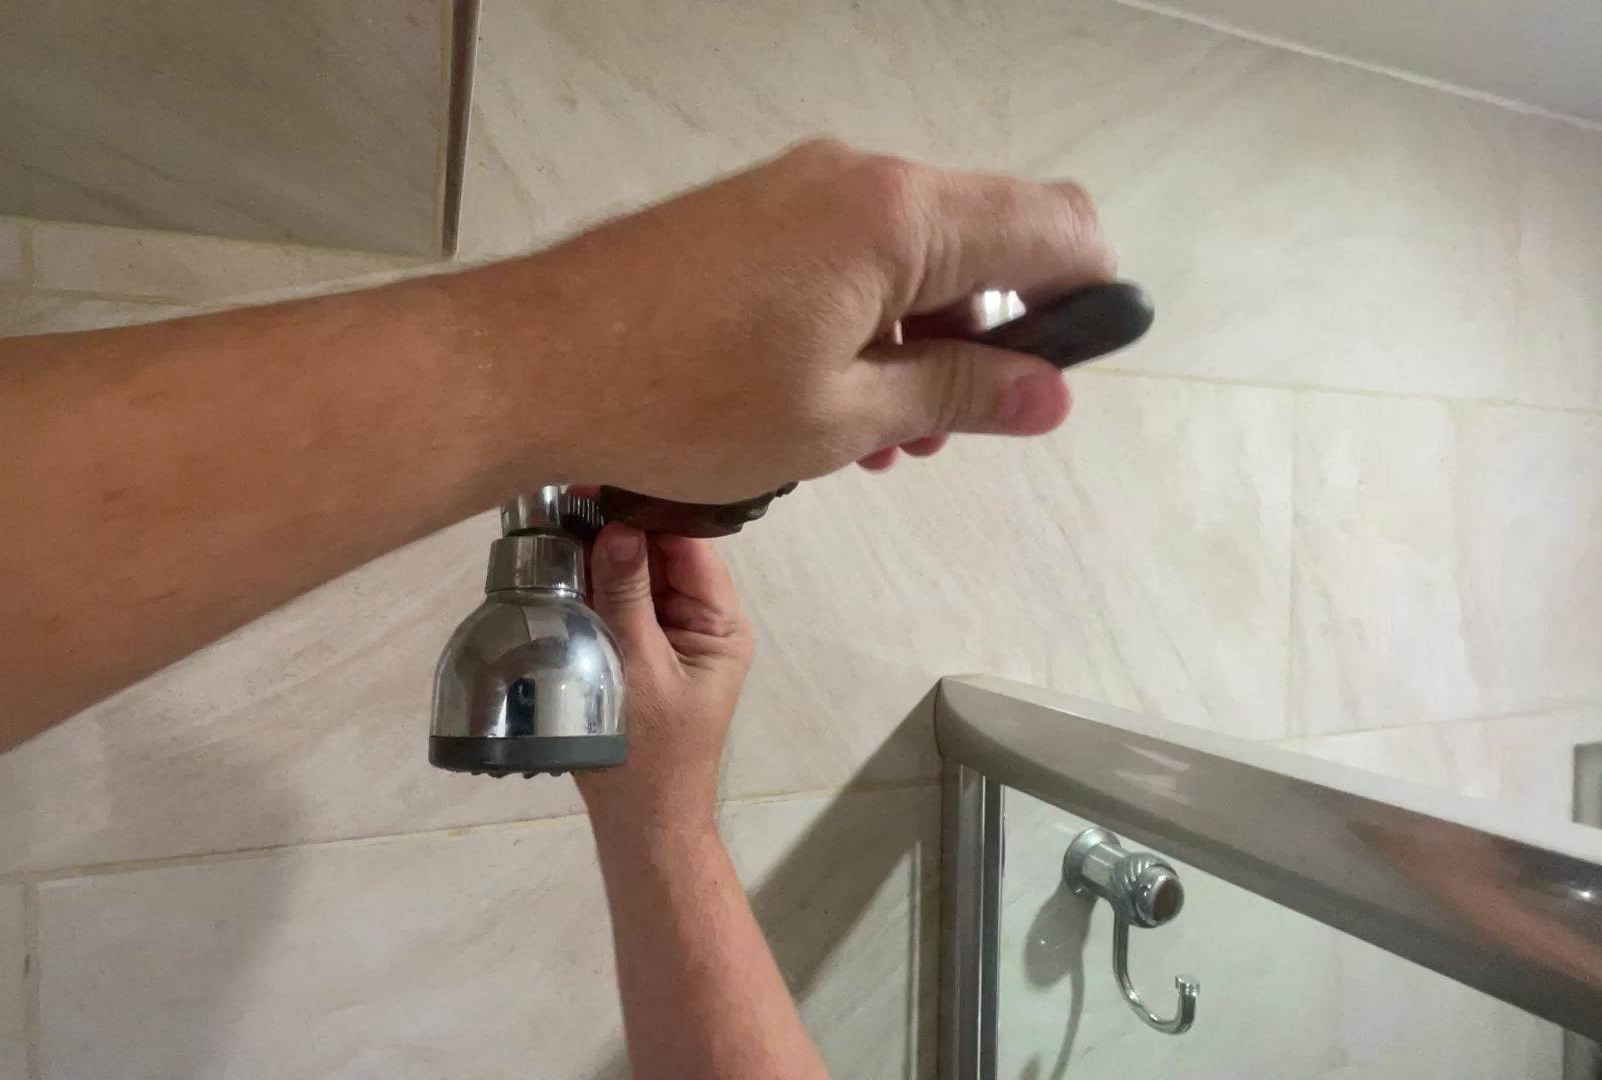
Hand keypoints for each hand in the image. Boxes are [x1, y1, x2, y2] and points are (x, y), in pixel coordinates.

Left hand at [478, 137, 1114, 503]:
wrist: (536, 365)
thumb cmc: (688, 403)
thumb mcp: (839, 417)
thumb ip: (954, 393)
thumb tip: (1048, 392)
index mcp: (897, 216)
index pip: (1052, 227)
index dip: (1081, 299)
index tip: (1057, 373)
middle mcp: (851, 180)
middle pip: (975, 242)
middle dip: (983, 337)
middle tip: (943, 428)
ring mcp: (789, 193)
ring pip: (899, 260)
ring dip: (912, 342)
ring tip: (877, 433)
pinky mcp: (743, 221)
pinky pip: (834, 263)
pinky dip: (854, 325)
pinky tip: (822, 394)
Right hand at [575, 524, 753, 833]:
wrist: (640, 819)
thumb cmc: (650, 753)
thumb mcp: (640, 668)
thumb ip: (628, 597)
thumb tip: (617, 528)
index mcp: (719, 624)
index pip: (691, 548)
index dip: (650, 513)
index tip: (601, 484)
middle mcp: (698, 620)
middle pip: (662, 556)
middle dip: (619, 528)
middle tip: (567, 495)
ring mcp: (667, 633)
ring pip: (636, 575)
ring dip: (601, 553)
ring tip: (556, 518)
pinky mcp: (637, 647)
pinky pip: (618, 602)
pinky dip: (592, 584)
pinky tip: (560, 558)